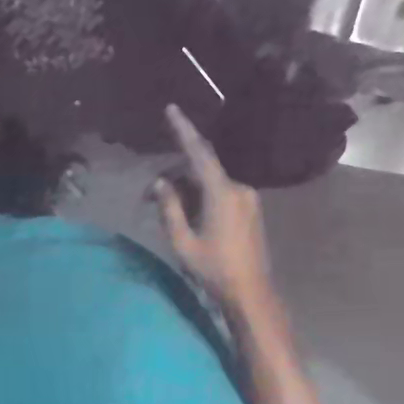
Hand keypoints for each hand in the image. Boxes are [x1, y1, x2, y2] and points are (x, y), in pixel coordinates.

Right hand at [155, 104, 272, 307]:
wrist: (252, 294)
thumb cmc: (214, 269)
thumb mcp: (182, 241)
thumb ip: (170, 207)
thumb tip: (161, 182)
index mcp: (222, 193)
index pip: (199, 152)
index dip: (183, 129)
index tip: (171, 108)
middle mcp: (239, 188)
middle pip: (202, 168)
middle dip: (176, 173)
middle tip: (152, 191)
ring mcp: (248, 198)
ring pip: (211, 181)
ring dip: (188, 187)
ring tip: (166, 207)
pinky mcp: (251, 209)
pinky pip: (221, 191)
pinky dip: (202, 195)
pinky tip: (188, 212)